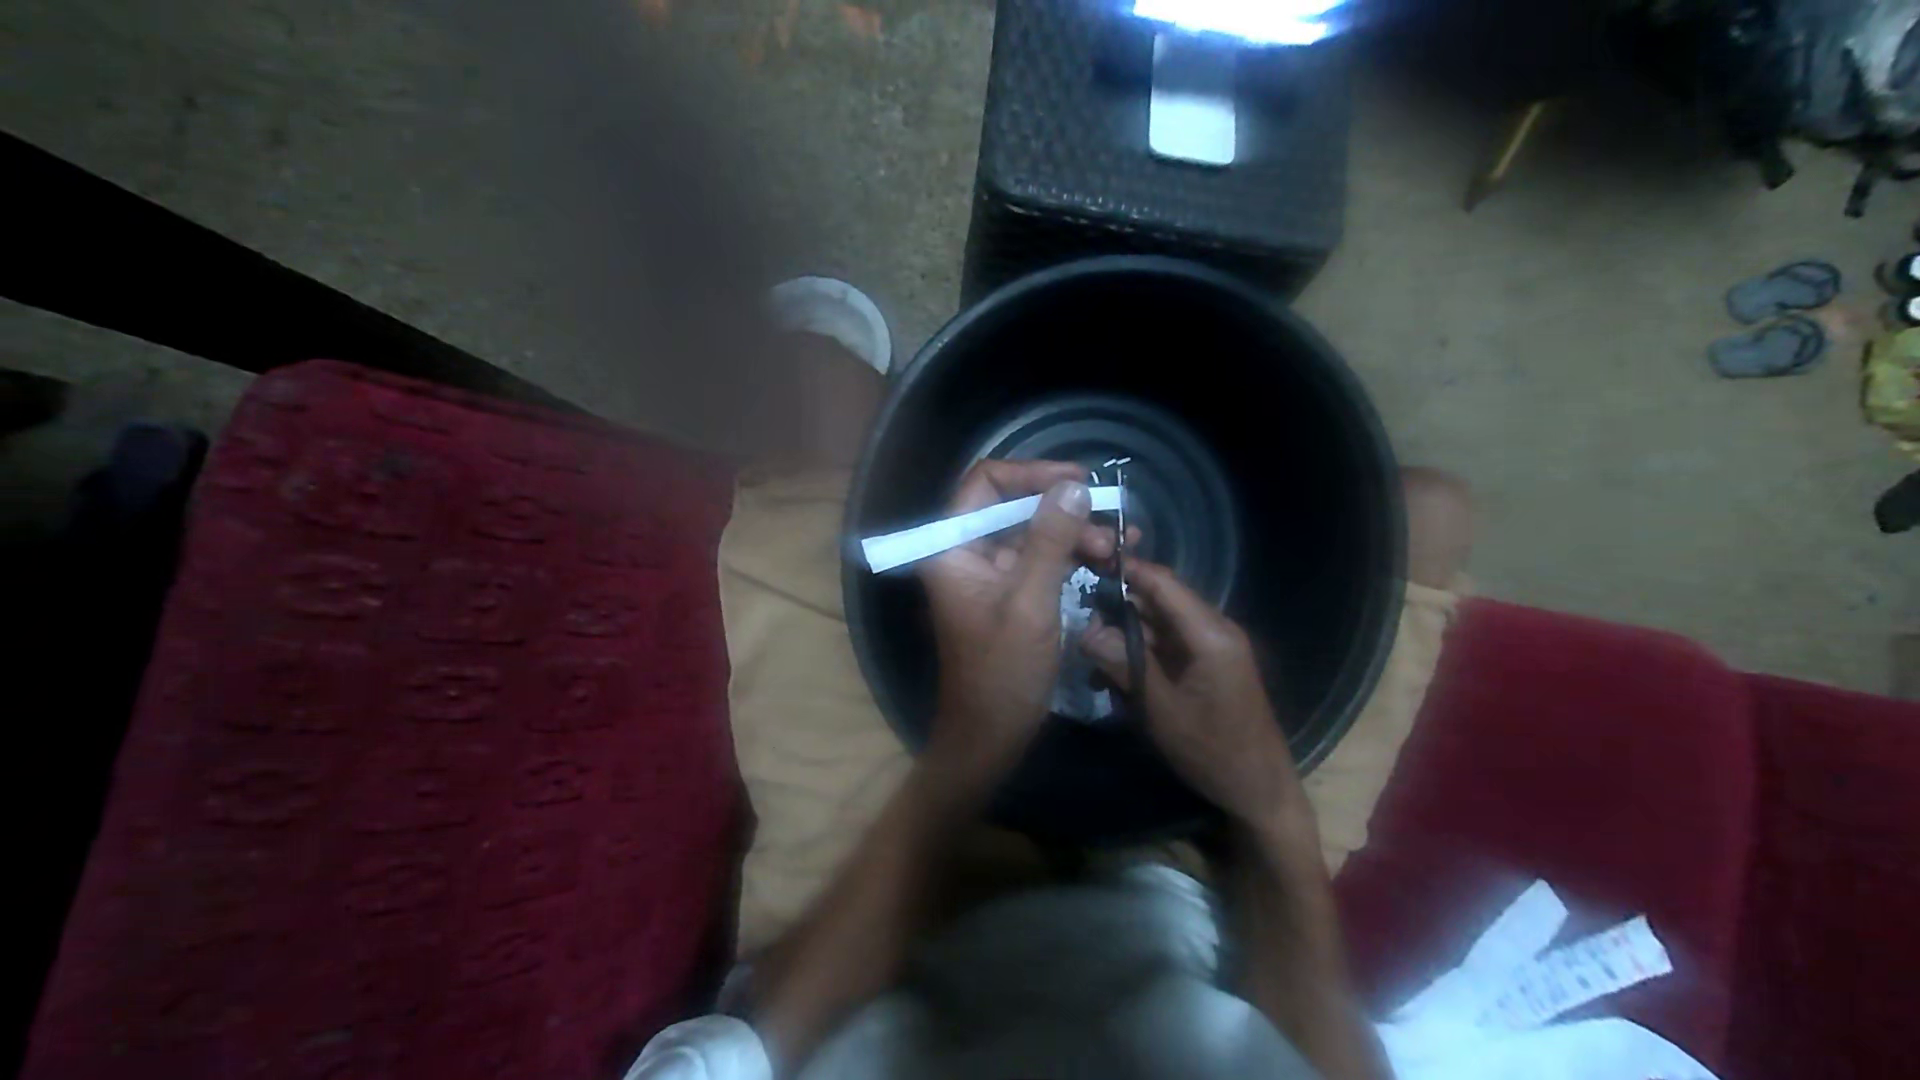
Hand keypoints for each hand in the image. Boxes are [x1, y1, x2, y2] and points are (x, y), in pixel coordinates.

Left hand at [920, 459, 1116, 781]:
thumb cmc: (1002, 673)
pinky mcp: (1012, 592)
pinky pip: (1043, 559)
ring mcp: (990, 572)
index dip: (1030, 473)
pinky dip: (1074, 556)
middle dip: (1066, 510)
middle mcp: (966, 551)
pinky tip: (1110, 560)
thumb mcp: (1030, 604)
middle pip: (1015, 506)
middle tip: (1111, 526)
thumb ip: (1049, 541)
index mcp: (952, 547)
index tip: (1078, 480)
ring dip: (1077, 534)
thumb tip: (1073, 486)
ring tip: (1119, 548)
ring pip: (1035, 532)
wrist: (990, 735)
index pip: (984, 482)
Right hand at [1082, 559, 1313, 839]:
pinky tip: (1115, 673)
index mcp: (1209, 633)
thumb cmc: (1211, 749)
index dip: (1126, 570)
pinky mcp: (1208, 664)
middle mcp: (1214, 629)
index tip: (1087, 565)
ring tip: (1092, 652)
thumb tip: (1086, 630)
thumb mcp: (1159, 708)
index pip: (1163, 582)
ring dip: (1126, 634)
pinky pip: (1168, 645)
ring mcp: (1212, 646)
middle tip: (1080, 621)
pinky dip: (1142, 653)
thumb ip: (1124, 663)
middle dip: (1119, 608)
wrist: (1257, 789)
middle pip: (1159, 601)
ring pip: (1159, 624)